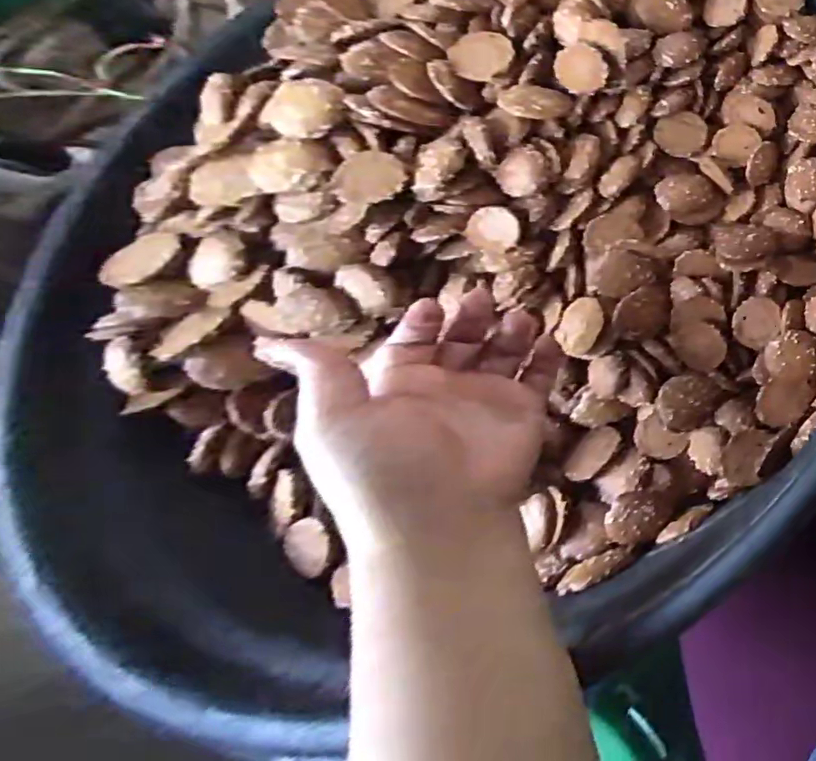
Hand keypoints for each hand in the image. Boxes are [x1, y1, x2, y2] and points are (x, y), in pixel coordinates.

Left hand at [254, 292, 562, 558]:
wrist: (441, 519)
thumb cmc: (381, 465)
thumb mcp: (331, 420)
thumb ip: (319, 372)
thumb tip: (268, 341)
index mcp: (398, 389)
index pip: (411, 343)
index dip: (421, 321)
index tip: (433, 305)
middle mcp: (445, 391)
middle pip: (462, 340)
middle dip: (471, 316)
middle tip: (482, 296)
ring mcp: (487, 401)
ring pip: (504, 353)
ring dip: (512, 330)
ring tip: (520, 316)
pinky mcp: (523, 412)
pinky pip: (539, 377)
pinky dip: (546, 357)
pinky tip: (547, 340)